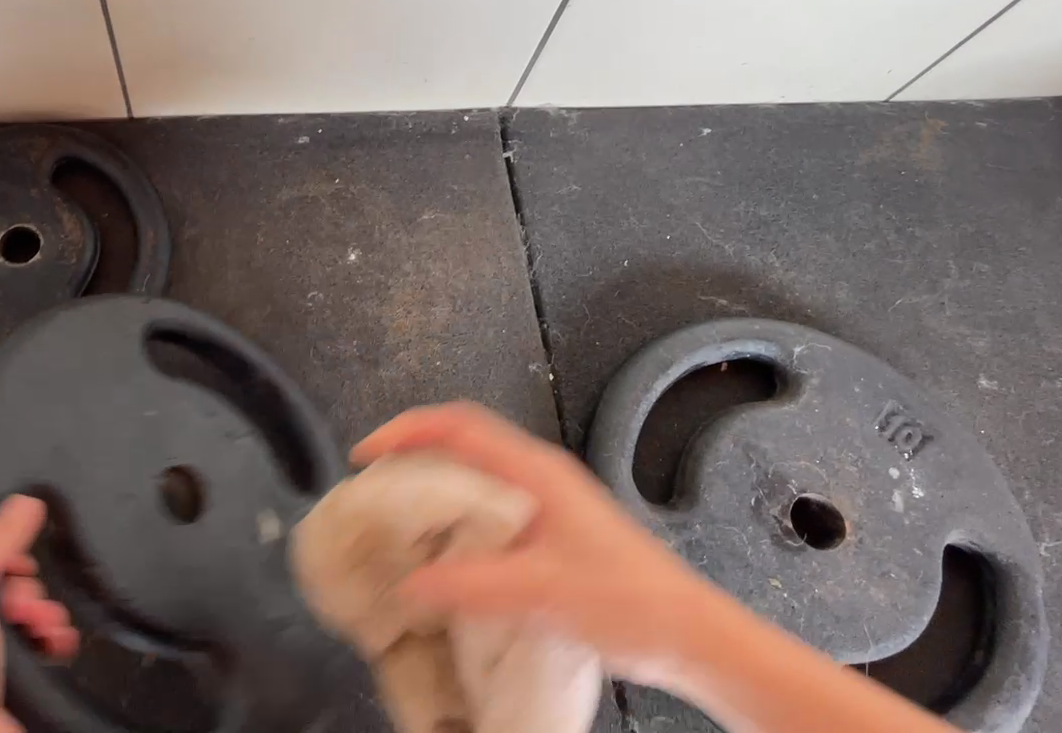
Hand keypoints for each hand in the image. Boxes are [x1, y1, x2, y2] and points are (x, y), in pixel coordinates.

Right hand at [353, 402, 738, 686]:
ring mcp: (544, 496)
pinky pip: (486, 500)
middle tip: (375, 488)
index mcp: (532, 470)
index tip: (368, 454)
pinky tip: (444, 547)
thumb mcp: (542, 593)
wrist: (693, 635)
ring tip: (398, 517)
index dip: (406, 430)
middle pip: (459, 440)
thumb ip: (471, 585)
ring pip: (472, 470)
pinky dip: (453, 510)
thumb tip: (407, 583)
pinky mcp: (549, 524)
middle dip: (411, 454)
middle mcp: (535, 472)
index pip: (456, 425)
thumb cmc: (627, 603)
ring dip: (431, 483)